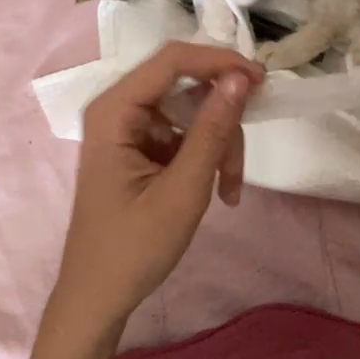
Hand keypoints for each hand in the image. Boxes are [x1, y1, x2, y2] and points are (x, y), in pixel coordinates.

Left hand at [53, 42, 262, 334]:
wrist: (98, 298)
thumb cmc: (133, 247)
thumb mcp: (183, 189)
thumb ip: (212, 129)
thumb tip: (241, 78)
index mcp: (113, 110)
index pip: (173, 60)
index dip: (220, 61)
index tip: (261, 81)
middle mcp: (117, 108)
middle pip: (186, 86)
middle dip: (222, 121)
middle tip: (242, 159)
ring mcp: (128, 128)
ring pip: (192, 112)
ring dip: (219, 145)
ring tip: (229, 191)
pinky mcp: (139, 147)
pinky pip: (185, 134)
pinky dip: (207, 157)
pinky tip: (219, 191)